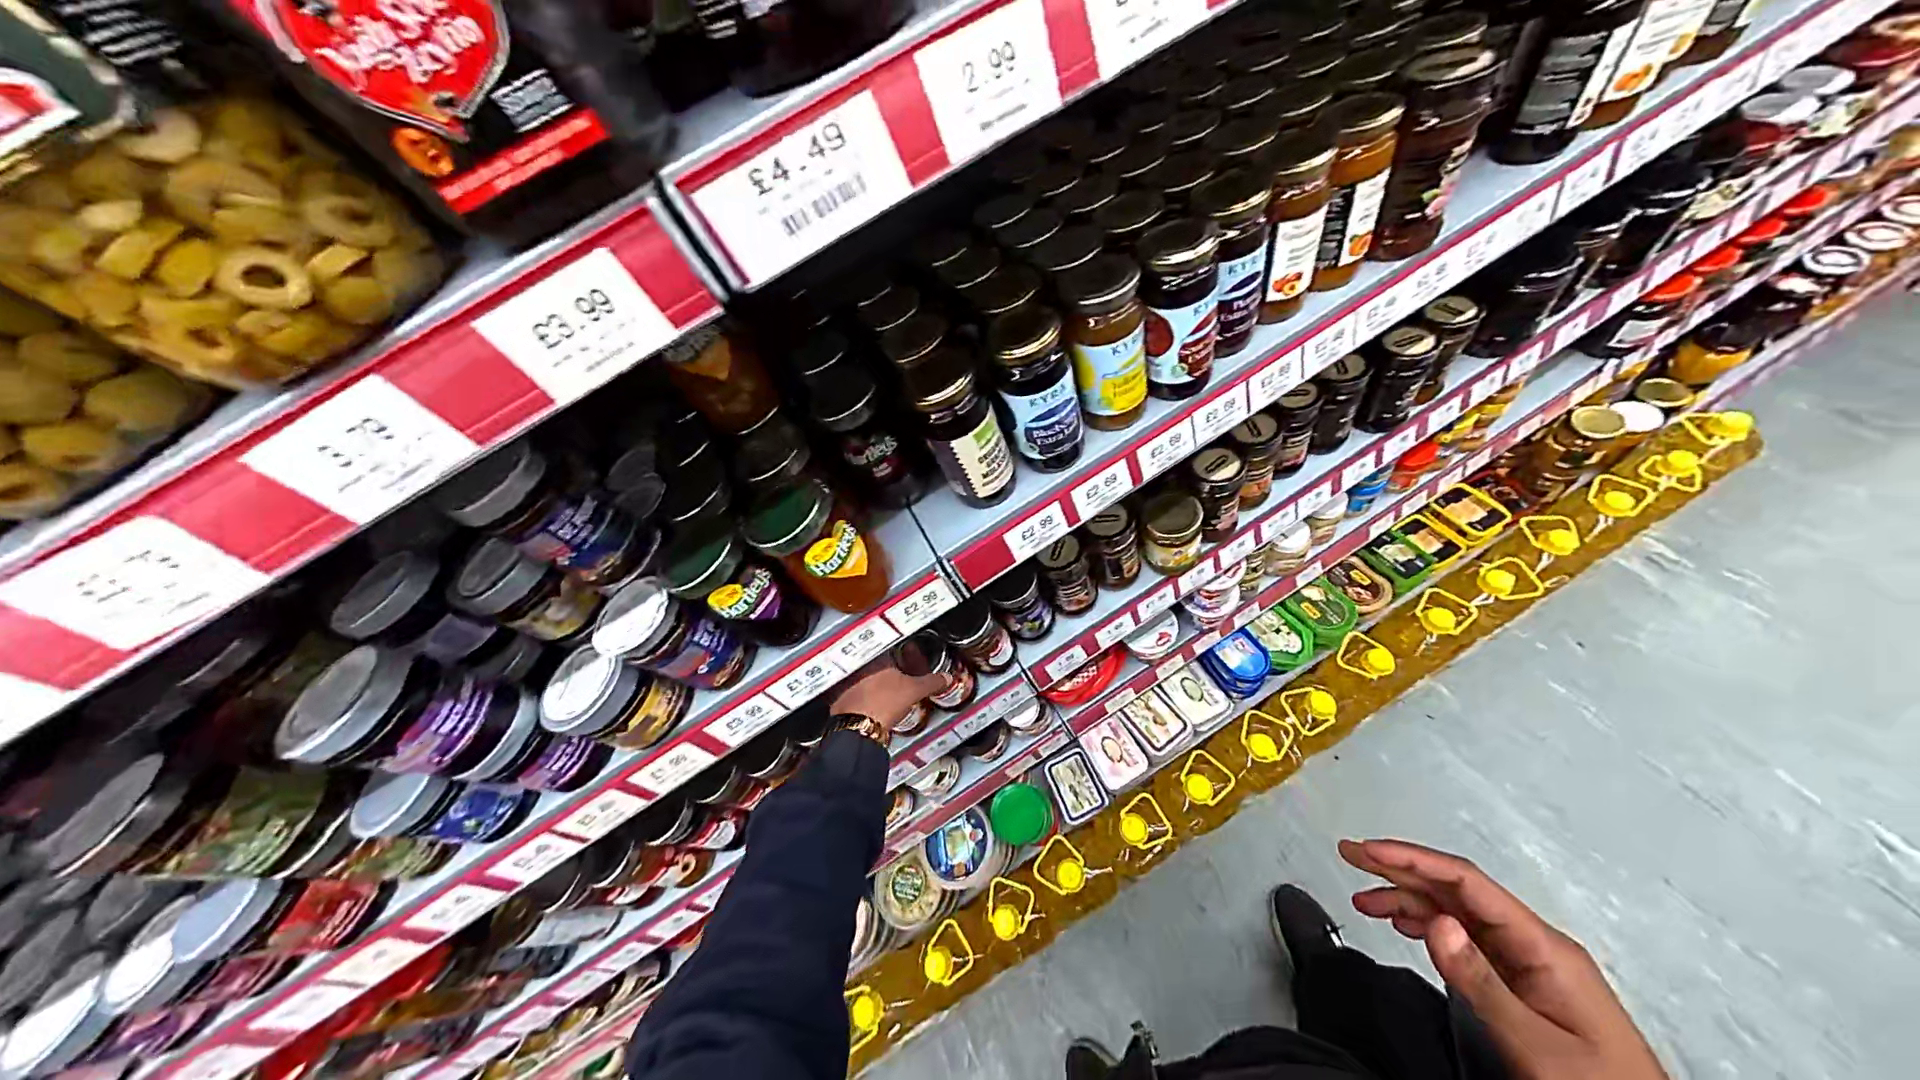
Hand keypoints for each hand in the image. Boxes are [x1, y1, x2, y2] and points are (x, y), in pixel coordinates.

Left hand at [828, 660, 946, 739]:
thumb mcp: (915, 690)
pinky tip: (871, 707)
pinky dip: (863, 699)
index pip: (890, 651)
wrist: (859, 727)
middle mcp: (860, 668)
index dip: (901, 654)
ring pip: (863, 679)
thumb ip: (931, 682)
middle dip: (886, 669)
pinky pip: (854, 695)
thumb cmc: (883, 702)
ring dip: (872, 683)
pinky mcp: (841, 701)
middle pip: (875, 664)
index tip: (906, 656)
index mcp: (878, 660)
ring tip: (885, 693)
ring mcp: (848, 684)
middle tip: (896, 676)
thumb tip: (945, 678)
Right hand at [1339, 839, 1668, 1079]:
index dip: (1414, 859)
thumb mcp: (1535, 1043)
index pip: (1467, 882)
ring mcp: (1528, 962)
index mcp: (1542, 946)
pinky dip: (1426, 924)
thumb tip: (1435, 923)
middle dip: (1401, 868)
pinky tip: (1404, 925)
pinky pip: (1465, 937)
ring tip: (1364, 898)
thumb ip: (1481, 981)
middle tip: (1351, 854)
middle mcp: (1533, 944)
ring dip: (1407, 899)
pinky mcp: (1521, 981)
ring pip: (1456, 912)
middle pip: (1456, 890)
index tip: (1369, 850)